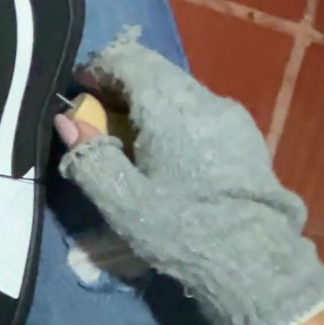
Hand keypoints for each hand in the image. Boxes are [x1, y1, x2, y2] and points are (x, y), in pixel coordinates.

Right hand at [55, 31, 323, 324]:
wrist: (257, 265)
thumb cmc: (181, 229)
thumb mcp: (121, 201)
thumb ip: (89, 155)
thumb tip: (66, 120)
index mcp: (170, 107)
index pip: (129, 59)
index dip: (99, 68)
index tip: (81, 91)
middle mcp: (203, 98)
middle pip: (154, 70)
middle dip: (122, 84)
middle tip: (99, 115)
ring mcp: (229, 115)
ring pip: (177, 88)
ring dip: (148, 100)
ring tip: (131, 136)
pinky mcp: (245, 135)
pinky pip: (198, 108)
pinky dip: (172, 115)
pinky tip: (167, 152)